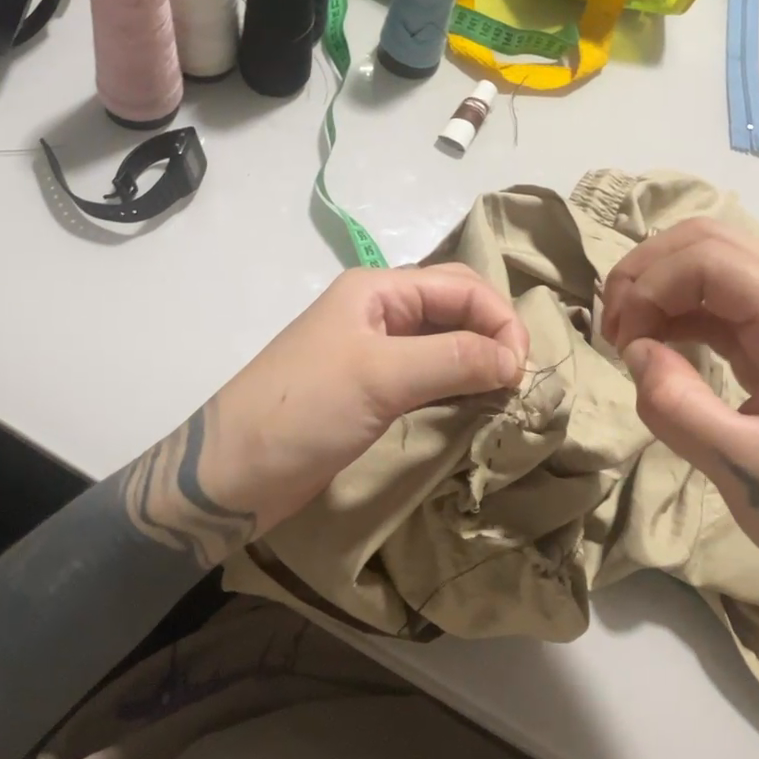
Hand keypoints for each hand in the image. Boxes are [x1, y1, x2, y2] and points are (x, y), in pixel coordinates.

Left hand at [203, 265, 528, 534]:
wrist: (235, 473)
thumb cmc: (304, 410)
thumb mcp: (381, 376)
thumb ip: (453, 359)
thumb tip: (516, 359)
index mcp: (376, 290)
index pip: (459, 285)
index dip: (498, 319)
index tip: (522, 368)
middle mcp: (378, 313)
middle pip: (454, 307)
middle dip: (493, 334)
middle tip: (519, 380)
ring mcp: (373, 353)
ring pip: (443, 343)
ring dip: (479, 361)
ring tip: (508, 394)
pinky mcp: (372, 392)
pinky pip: (428, 376)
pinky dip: (458, 385)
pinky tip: (477, 405)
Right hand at [599, 218, 758, 629]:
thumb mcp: (742, 469)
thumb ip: (677, 404)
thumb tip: (633, 350)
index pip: (713, 258)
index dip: (649, 285)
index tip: (618, 342)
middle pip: (716, 241)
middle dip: (650, 273)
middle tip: (615, 330)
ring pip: (721, 261)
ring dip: (665, 287)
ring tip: (631, 339)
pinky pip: (731, 298)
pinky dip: (685, 310)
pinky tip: (661, 347)